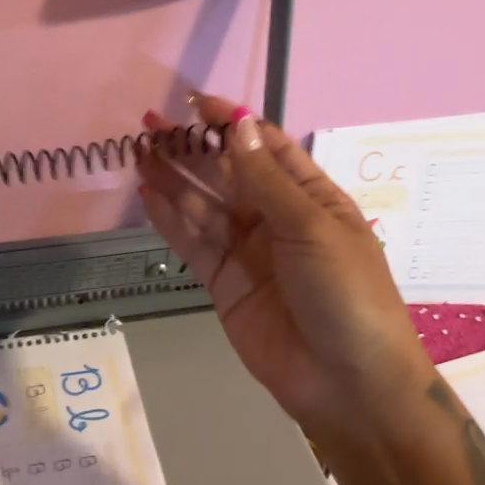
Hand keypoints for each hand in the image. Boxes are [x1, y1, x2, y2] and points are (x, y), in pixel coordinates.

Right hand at [136, 96, 430, 431]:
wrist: (346, 382)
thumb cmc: (346, 294)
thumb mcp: (311, 228)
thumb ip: (266, 181)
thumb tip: (238, 127)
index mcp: (310, 197)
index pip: (264, 148)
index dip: (231, 124)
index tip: (194, 103)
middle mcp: (275, 218)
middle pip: (226, 174)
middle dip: (191, 149)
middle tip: (150, 125)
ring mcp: (247, 252)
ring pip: (203, 206)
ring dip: (172, 179)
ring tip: (138, 151)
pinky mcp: (223, 283)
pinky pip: (192, 244)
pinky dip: (170, 220)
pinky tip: (146, 194)